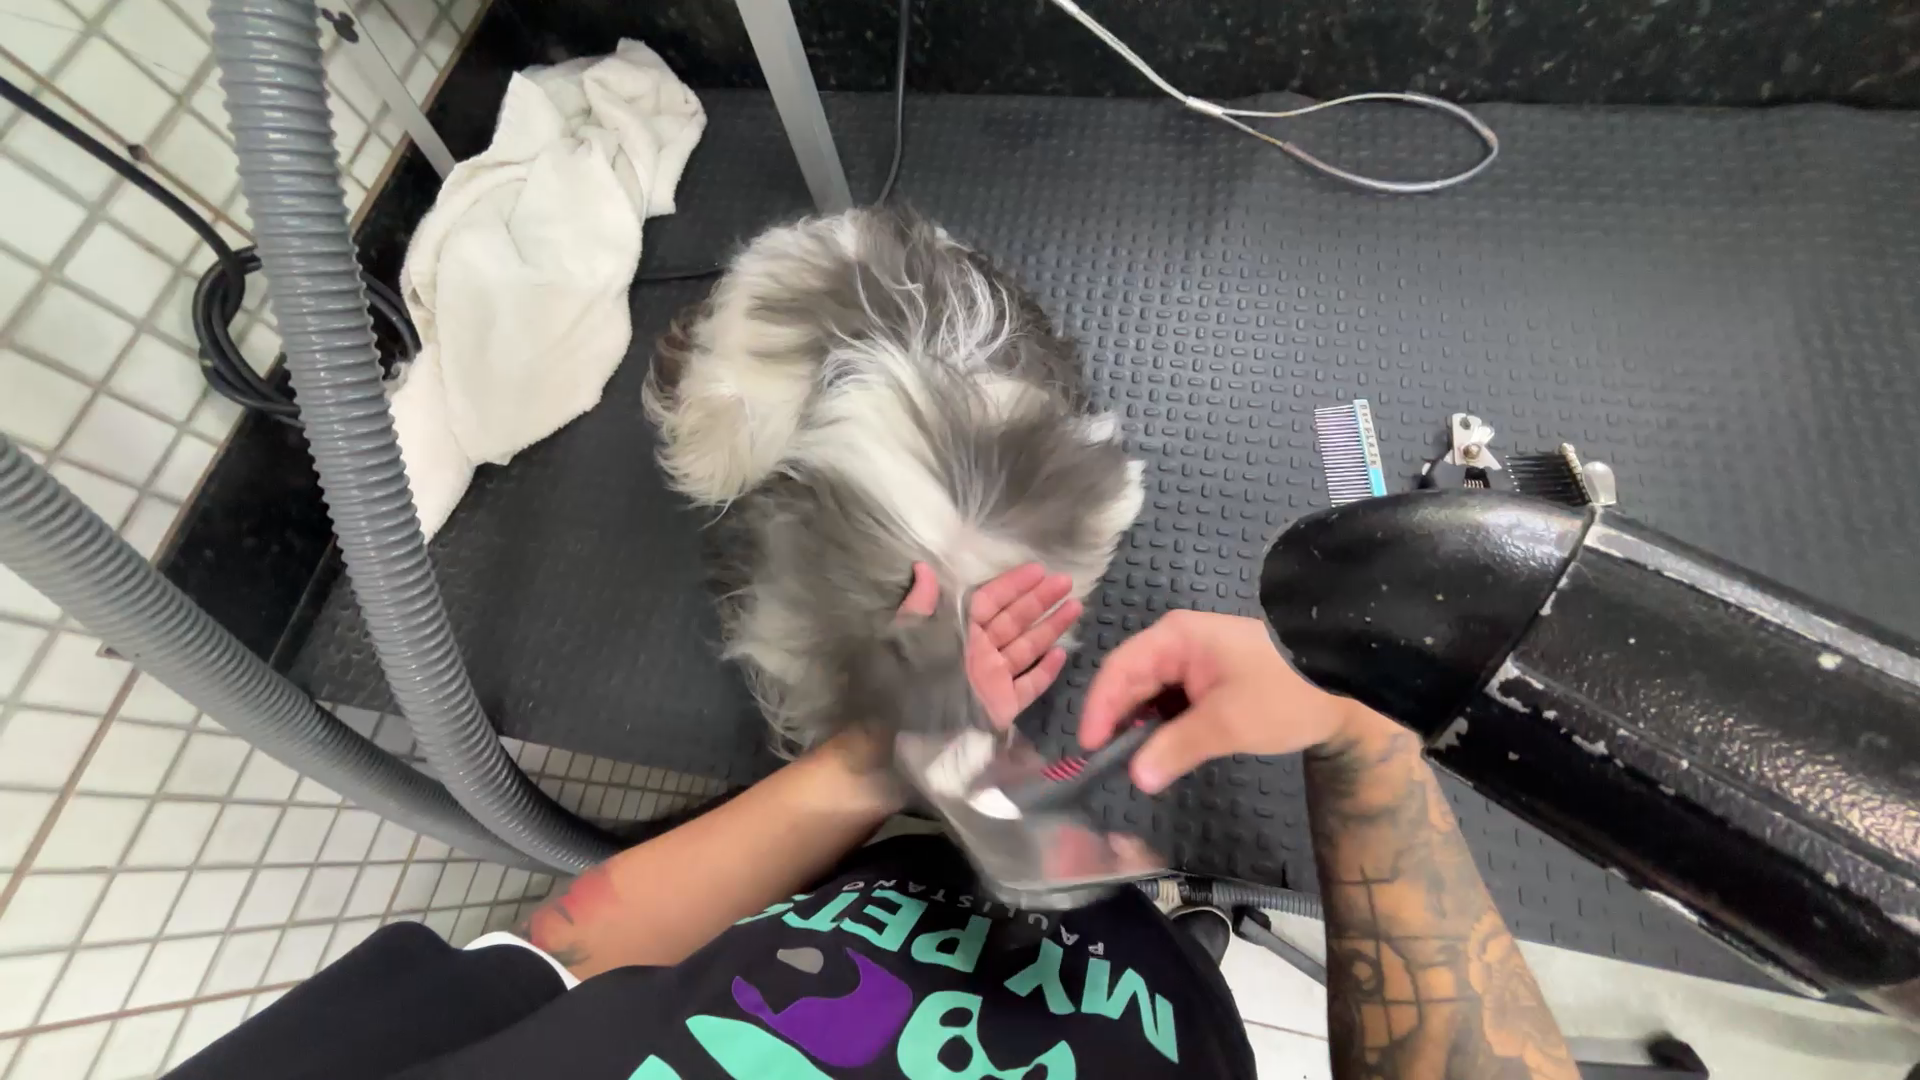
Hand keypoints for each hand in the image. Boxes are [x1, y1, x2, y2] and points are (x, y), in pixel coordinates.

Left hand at [897, 561, 1079, 727]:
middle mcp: (979, 651)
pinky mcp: (1002, 706)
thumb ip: (921, 602)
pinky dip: (1046, 671)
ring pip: (1027, 648)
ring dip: (1050, 627)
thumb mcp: (908, 633)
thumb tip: (923, 566)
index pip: (990, 601)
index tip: (1039, 569)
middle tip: (1066, 581)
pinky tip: (1062, 653)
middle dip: (1040, 600)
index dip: (1013, 585)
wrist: (903, 728)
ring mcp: (993, 679)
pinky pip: (1029, 686)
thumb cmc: (906, 675)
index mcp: (957, 631)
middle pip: (1015, 620)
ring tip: (1075, 607)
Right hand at [1078, 610, 1380, 793]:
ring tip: (1127, 758)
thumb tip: (1137, 777)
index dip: (1100, 708)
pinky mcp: (1207, 674)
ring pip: (1149, 690)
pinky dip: (1160, 722)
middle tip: (1103, 760)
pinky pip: (1169, 697)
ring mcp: (1192, 657)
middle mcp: (1177, 642)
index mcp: (1175, 639)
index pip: (1120, 670)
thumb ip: (1176, 747)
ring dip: (1137, 722)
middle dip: (1116, 718)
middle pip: (1130, 679)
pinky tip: (1158, 746)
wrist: (1345, 680)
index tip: (1089, 748)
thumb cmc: (1283, 693)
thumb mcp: (1228, 724)